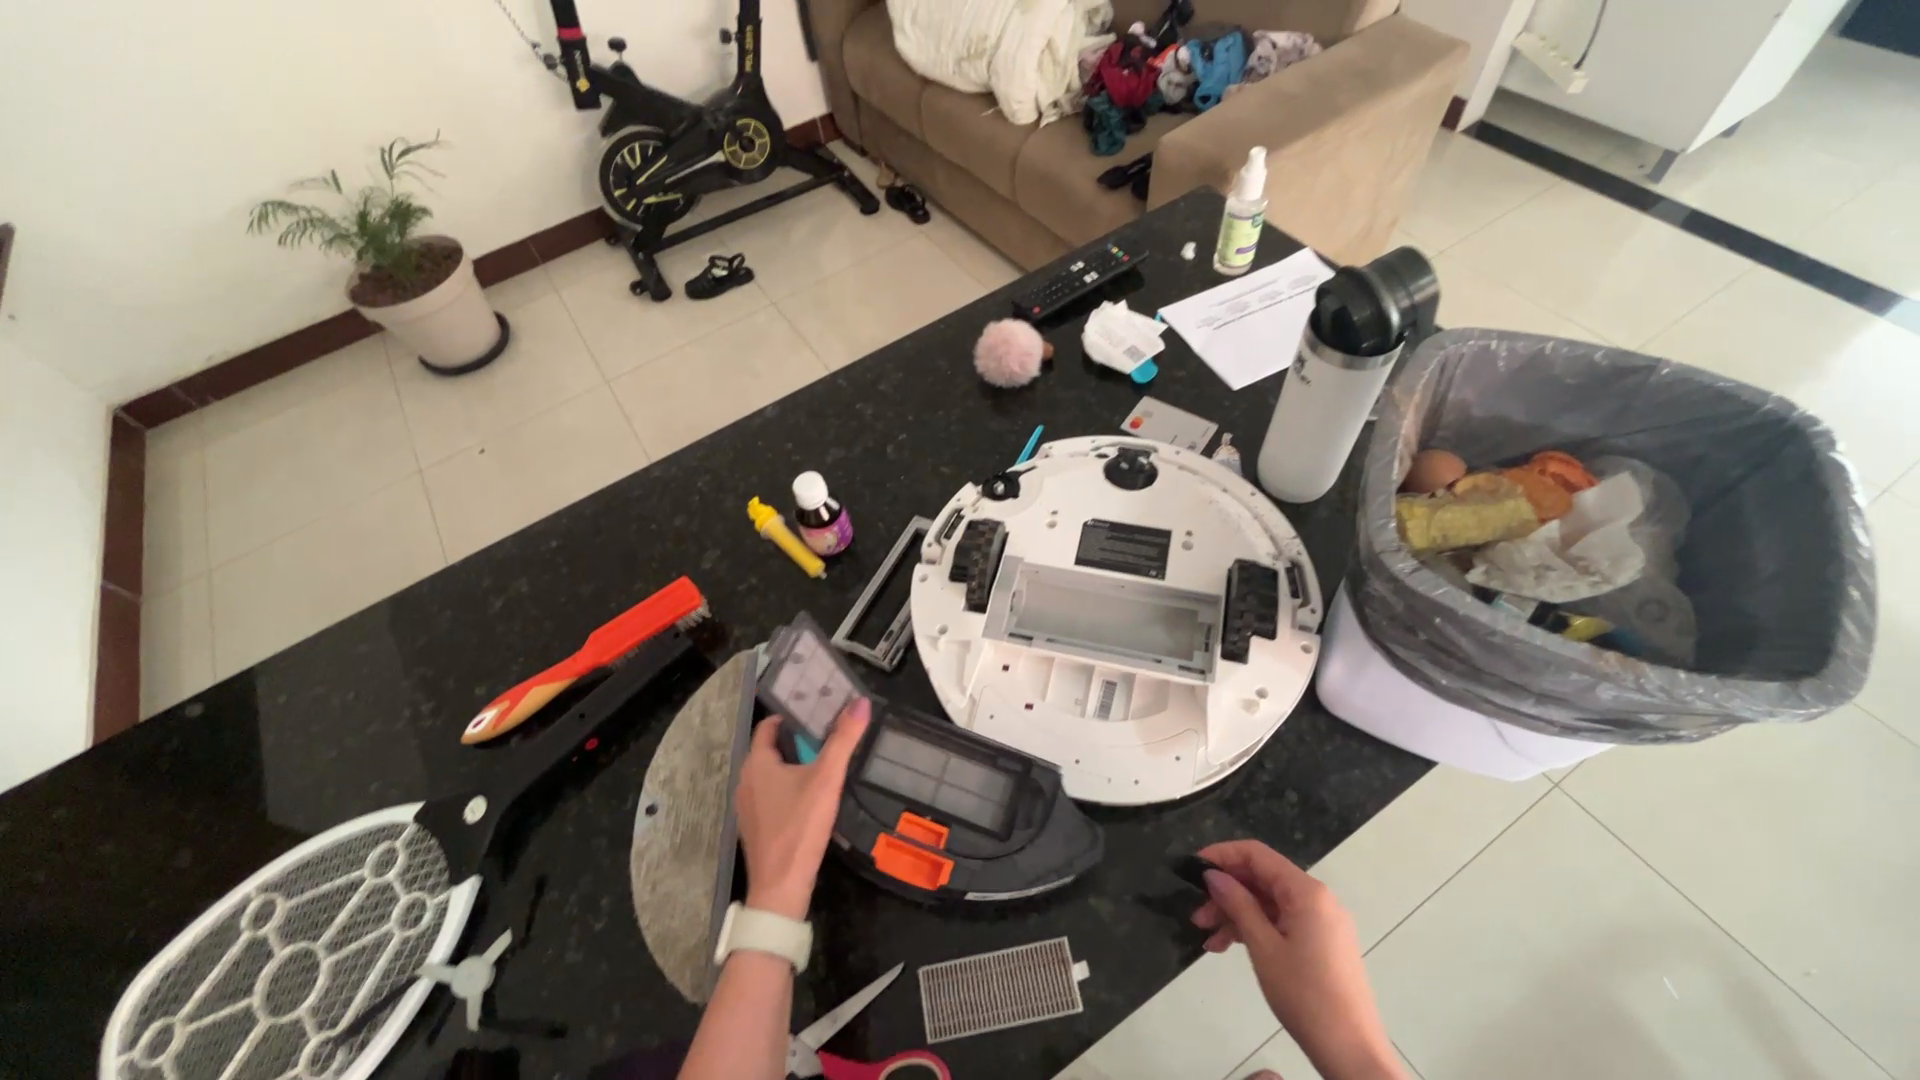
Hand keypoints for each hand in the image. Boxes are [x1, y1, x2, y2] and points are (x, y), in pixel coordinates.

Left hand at [734, 699, 871, 919]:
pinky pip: (771, 796)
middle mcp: (745, 780)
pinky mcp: (755, 826)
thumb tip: (861, 702)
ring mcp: (747, 806)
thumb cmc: (800, 826)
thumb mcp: (827, 779)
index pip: (768, 725)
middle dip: (797, 740)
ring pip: (771, 774)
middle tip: (829, 735)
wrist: (781, 887)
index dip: (792, 715)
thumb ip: (844, 740)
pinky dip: (788, 788)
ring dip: (794, 766)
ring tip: (825, 763)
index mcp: (757, 763)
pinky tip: (811, 798)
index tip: (817, 711)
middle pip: (771, 749)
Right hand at [1191, 840, 1401, 1079]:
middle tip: (1196, 916)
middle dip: (1226, 892)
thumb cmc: (1305, 995)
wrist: (1352, 1051)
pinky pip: (1281, 922)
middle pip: (1262, 879)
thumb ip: (1237, 904)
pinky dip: (1255, 929)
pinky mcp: (1322, 942)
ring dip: (1236, 915)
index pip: (1256, 854)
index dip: (1221, 855)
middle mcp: (1317, 899)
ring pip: (1269, 903)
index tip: (1191, 870)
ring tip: (1208, 939)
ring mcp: (1322, 922)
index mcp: (1307, 892)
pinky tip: (1229, 948)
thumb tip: (1212, 874)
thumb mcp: (1263, 947)